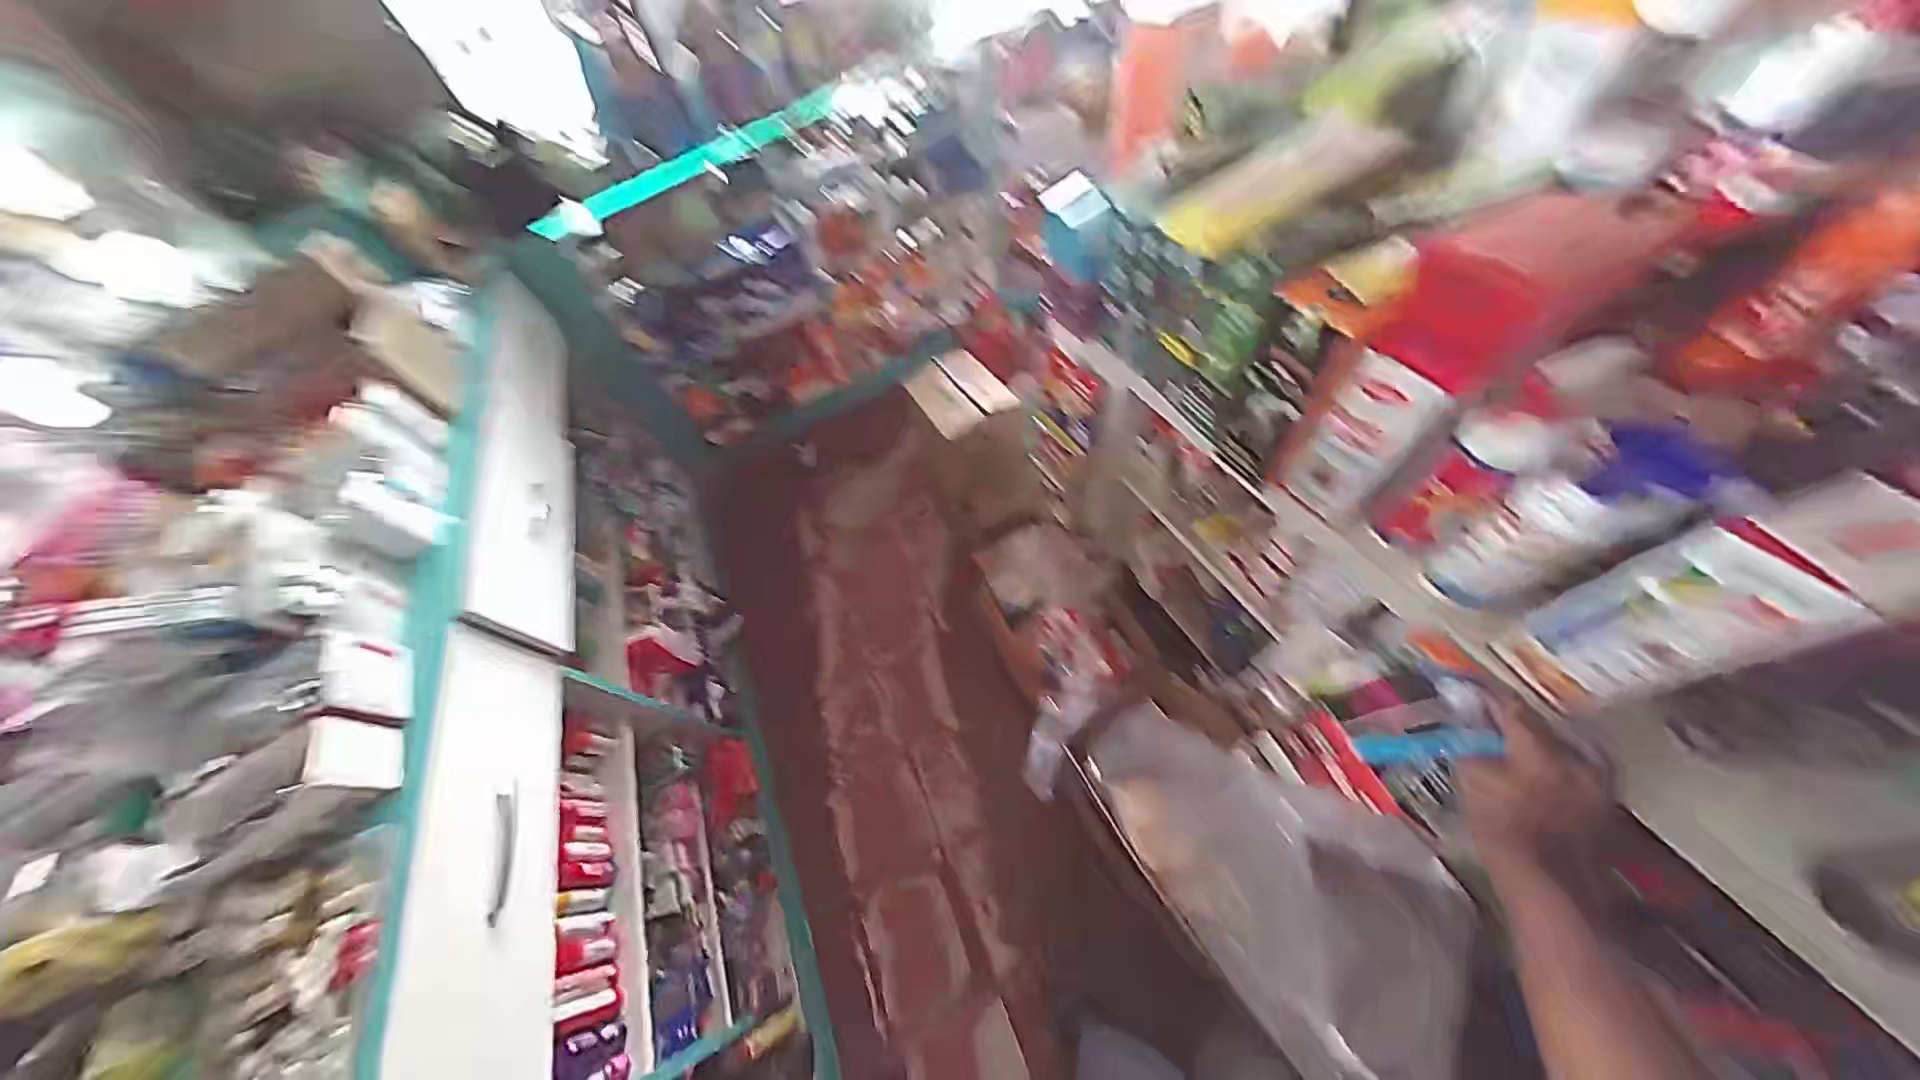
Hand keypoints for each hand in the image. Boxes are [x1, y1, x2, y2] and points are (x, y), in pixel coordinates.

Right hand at [1460, 699, 1610, 874]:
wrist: (1550, 886)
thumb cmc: (1503, 830)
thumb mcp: (1473, 779)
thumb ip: (1470, 743)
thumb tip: (1466, 721)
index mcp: (1544, 750)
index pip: (1511, 707)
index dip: (1485, 694)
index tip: (1466, 685)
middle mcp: (1580, 758)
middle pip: (1539, 724)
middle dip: (1508, 717)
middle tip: (1482, 714)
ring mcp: (1599, 781)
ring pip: (1558, 744)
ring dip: (1530, 738)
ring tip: (1504, 741)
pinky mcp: (1605, 801)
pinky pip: (1572, 765)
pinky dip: (1548, 759)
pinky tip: (1529, 768)